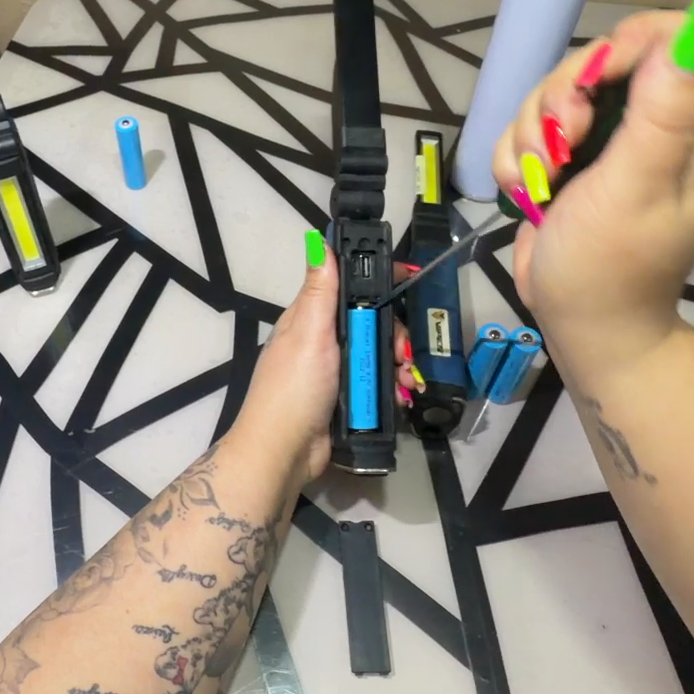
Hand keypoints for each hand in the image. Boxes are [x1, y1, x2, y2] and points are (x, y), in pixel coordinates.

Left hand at [230, 252, 415, 482]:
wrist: (283, 453)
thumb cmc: (294, 387)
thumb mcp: (308, 333)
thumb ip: (319, 291)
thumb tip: (318, 241)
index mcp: (310, 319)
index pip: (349, 287)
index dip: (380, 280)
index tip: (410, 277)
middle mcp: (324, 341)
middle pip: (372, 323)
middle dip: (396, 334)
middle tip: (404, 352)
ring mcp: (336, 372)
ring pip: (379, 355)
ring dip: (398, 365)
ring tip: (406, 381)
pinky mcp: (348, 399)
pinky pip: (377, 384)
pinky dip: (392, 387)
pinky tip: (402, 395)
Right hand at [492, 9, 693, 391]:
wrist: (578, 324)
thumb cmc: (612, 266)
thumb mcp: (636, 189)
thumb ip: (661, 116)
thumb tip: (691, 33)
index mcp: (688, 130)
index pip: (686, 43)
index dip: (642, 41)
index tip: (598, 75)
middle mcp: (648, 129)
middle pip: (607, 62)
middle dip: (567, 92)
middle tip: (562, 139)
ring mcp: (603, 147)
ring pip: (557, 96)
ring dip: (532, 132)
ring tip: (540, 181)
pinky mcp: (564, 165)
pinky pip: (528, 132)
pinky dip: (514, 159)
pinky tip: (523, 194)